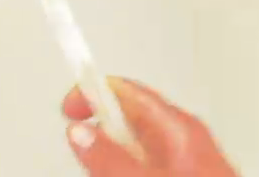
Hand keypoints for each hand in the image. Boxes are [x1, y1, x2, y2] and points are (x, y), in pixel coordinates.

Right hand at [61, 79, 238, 176]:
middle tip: (90, 164)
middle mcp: (185, 143)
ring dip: (117, 168)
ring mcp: (189, 169)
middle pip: (128, 125)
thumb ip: (110, 158)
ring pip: (136, 157)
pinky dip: (131, 175)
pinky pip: (147, 171)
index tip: (68, 109)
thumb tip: (80, 132)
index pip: (124, 90)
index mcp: (178, 128)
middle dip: (103, 144)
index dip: (91, 92)